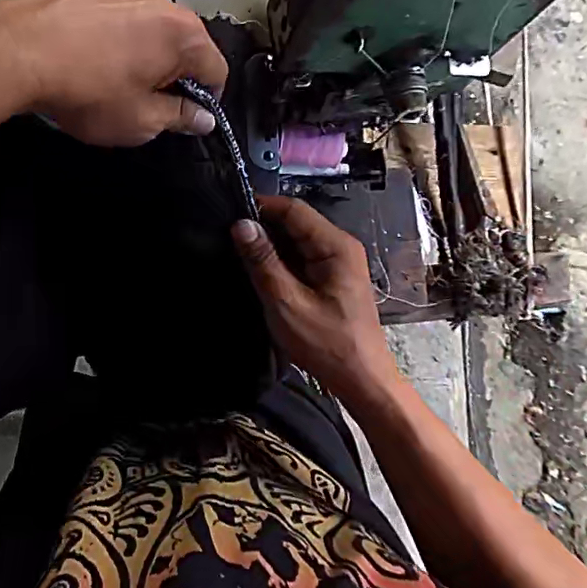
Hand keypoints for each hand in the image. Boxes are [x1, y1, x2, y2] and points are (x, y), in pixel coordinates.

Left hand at [0, 0, 227, 146]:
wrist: (14, 50)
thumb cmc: (84, 90)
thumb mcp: (139, 121)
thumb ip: (178, 118)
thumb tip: (202, 118)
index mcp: (183, 34)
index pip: (216, 68)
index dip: (207, 98)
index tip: (187, 115)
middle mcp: (158, 1)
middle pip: (181, 41)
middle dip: (171, 72)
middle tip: (143, 102)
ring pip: (144, 25)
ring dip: (138, 51)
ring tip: (106, 79)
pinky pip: (110, 14)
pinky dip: (106, 34)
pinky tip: (81, 57)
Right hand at [232, 196, 400, 399]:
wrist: (362, 381)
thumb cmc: (327, 343)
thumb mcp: (287, 302)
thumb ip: (263, 262)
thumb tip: (241, 224)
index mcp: (335, 246)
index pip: (293, 209)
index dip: (260, 207)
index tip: (226, 214)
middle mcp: (339, 247)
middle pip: (294, 223)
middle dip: (261, 227)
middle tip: (224, 237)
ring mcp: (336, 264)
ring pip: (294, 242)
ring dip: (267, 247)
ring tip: (234, 253)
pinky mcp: (330, 280)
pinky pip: (299, 259)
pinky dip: (277, 262)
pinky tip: (256, 272)